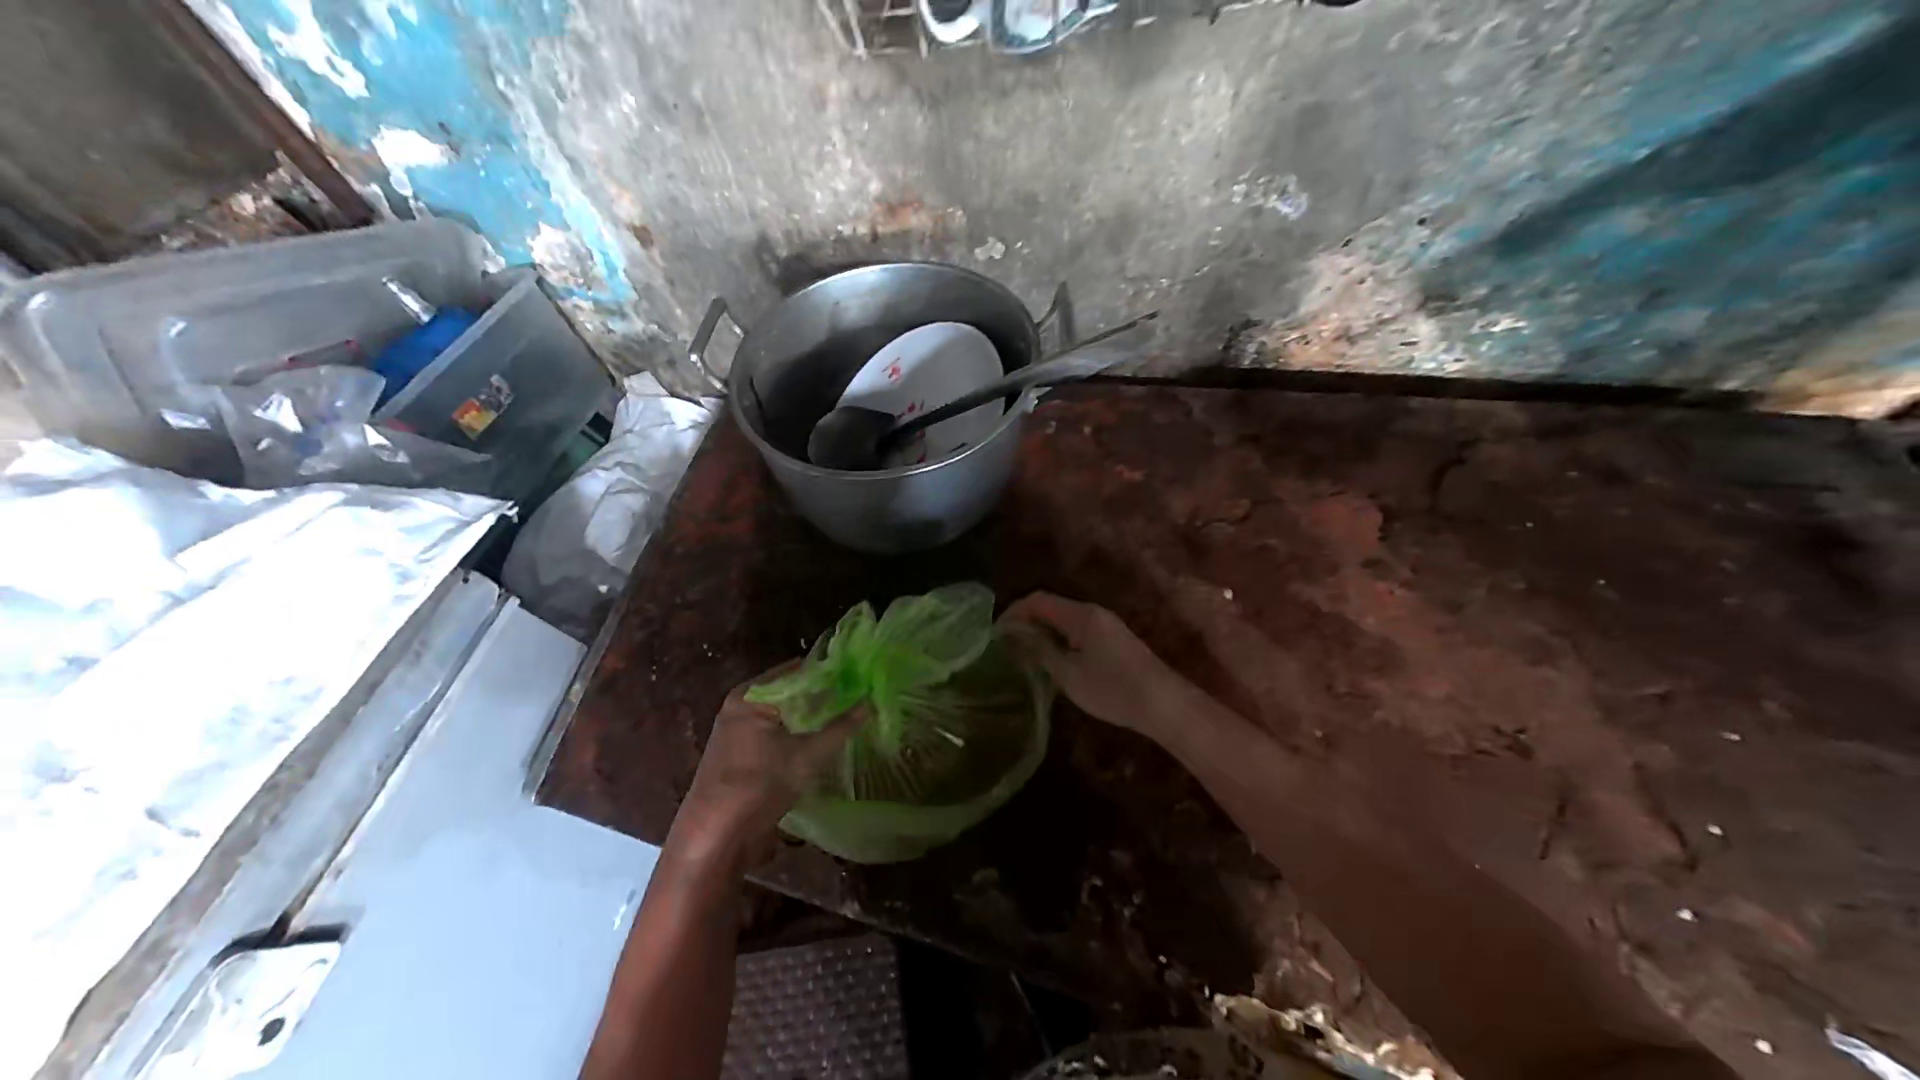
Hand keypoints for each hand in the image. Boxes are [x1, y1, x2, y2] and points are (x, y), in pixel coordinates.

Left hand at [671, 665, 865, 866]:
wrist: (716, 835)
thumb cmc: (759, 784)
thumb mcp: (807, 755)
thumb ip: (840, 728)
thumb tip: (870, 704)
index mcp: (750, 695)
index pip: (797, 671)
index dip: (829, 674)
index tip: (859, 677)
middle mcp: (741, 706)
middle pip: (790, 693)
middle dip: (823, 697)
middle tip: (859, 698)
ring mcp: (738, 730)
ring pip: (784, 715)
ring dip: (811, 718)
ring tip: (848, 717)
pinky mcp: (741, 753)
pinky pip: (776, 733)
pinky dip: (797, 734)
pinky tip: (823, 740)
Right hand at [1000, 592, 1197, 743]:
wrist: (1164, 705)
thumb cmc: (1113, 689)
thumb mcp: (1068, 674)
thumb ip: (1040, 651)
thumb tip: (1016, 635)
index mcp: (1081, 615)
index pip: (1038, 600)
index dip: (1013, 611)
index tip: (994, 632)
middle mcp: (1093, 613)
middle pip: (1051, 606)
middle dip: (1025, 621)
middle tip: (1004, 643)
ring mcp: (1106, 625)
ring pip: (1064, 619)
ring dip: (1042, 630)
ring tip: (1022, 652)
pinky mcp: (1113, 640)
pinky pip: (1077, 630)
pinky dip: (1058, 638)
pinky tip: (1051, 659)